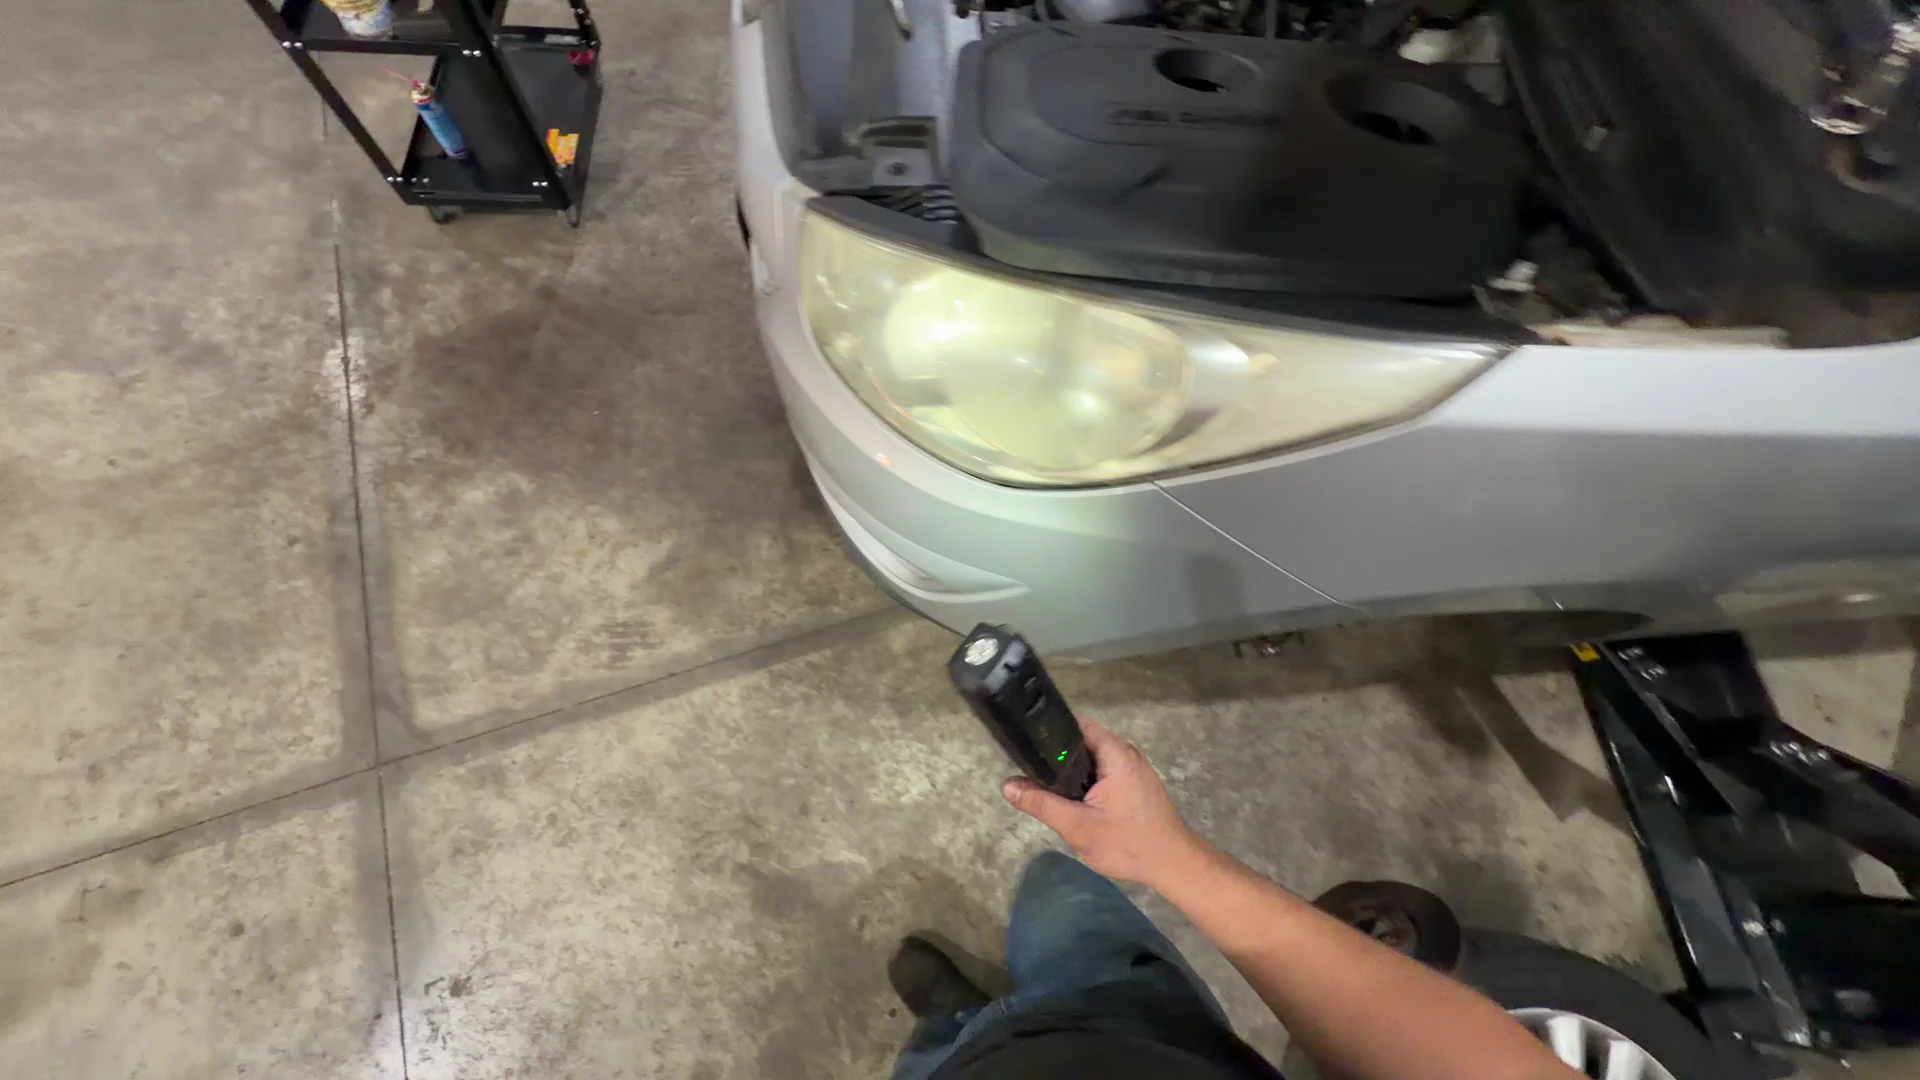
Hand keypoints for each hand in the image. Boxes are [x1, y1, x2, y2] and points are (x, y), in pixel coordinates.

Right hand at [1001, 715, 1208, 886]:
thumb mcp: (1078, 827)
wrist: (1175, 866)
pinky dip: (1087, 778)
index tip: (1025, 738)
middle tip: (1030, 768)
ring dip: (1071, 769)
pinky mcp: (1136, 781)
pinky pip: (1104, 768)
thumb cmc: (1129, 844)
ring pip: (1092, 757)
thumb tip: (1008, 786)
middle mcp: (1125, 751)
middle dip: (1056, 752)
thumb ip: (1042, 804)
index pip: (1076, 723)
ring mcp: (1133, 766)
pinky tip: (1073, 797)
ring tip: (1046, 783)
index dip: (1049, 727)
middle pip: (1082, 739)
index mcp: (1115, 752)